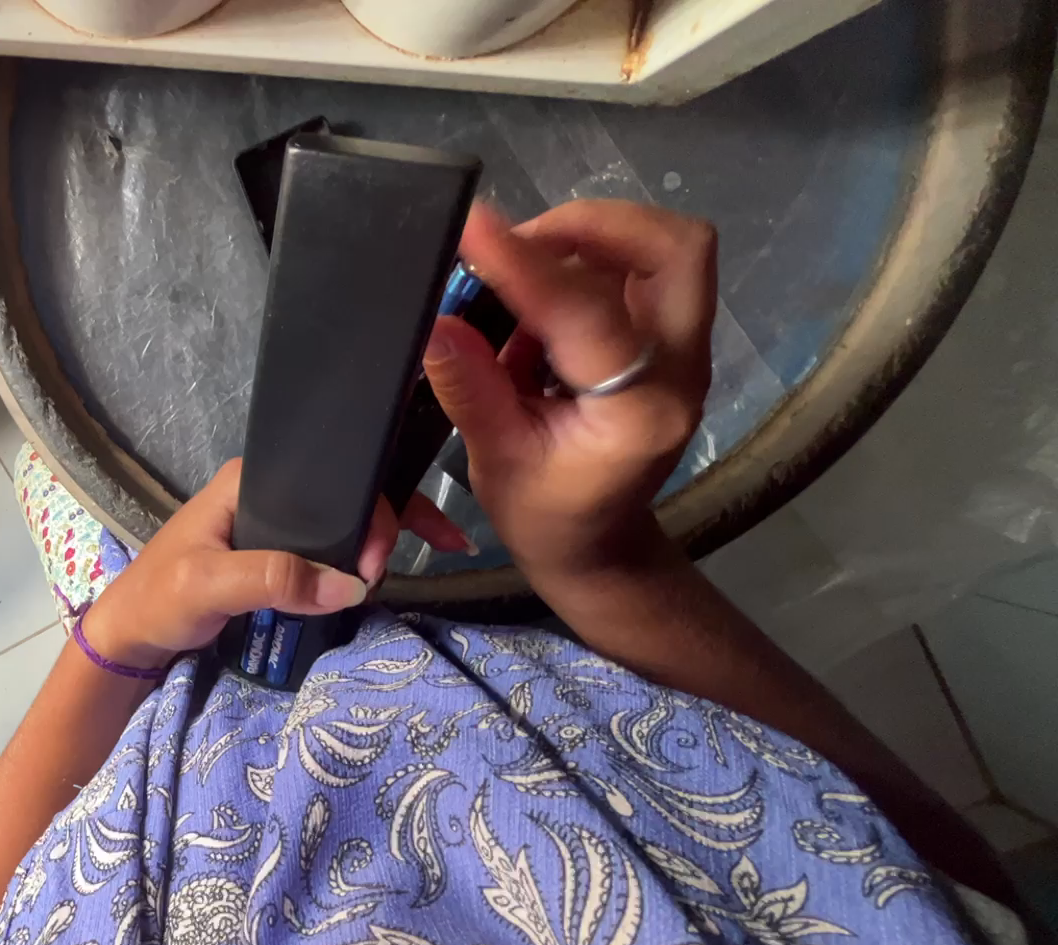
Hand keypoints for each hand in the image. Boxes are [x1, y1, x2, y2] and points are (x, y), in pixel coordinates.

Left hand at [79, 459, 400, 669]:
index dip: (366, 511)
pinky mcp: (270, 559)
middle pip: (340, 501)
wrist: (131, 635)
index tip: (375, 560)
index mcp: (248, 483)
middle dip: (382, 525)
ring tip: (397, 573)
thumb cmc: (157, 599)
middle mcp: (263, 496)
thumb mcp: (209, 584)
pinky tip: (372, 582)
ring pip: (336, 529)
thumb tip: (350, 586)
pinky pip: (321, 556)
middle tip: (400, 564)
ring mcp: (268, 528)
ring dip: (371, 548)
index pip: (327, 480)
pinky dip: (350, 568)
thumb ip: (273, 578)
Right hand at [419, 199, 716, 580]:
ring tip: (515, 277)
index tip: (473, 228)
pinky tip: (534, 309)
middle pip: (672, 249)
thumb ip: (469, 388)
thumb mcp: (495, 459)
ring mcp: (684, 352)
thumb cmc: (543, 515)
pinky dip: (585, 269)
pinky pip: (640, 274)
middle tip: (517, 241)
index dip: (525, 265)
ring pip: (662, 252)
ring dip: (586, 244)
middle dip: (590, 225)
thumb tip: (434, 323)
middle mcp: (680, 369)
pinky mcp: (668, 344)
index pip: (585, 313)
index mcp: (636, 411)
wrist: (596, 545)